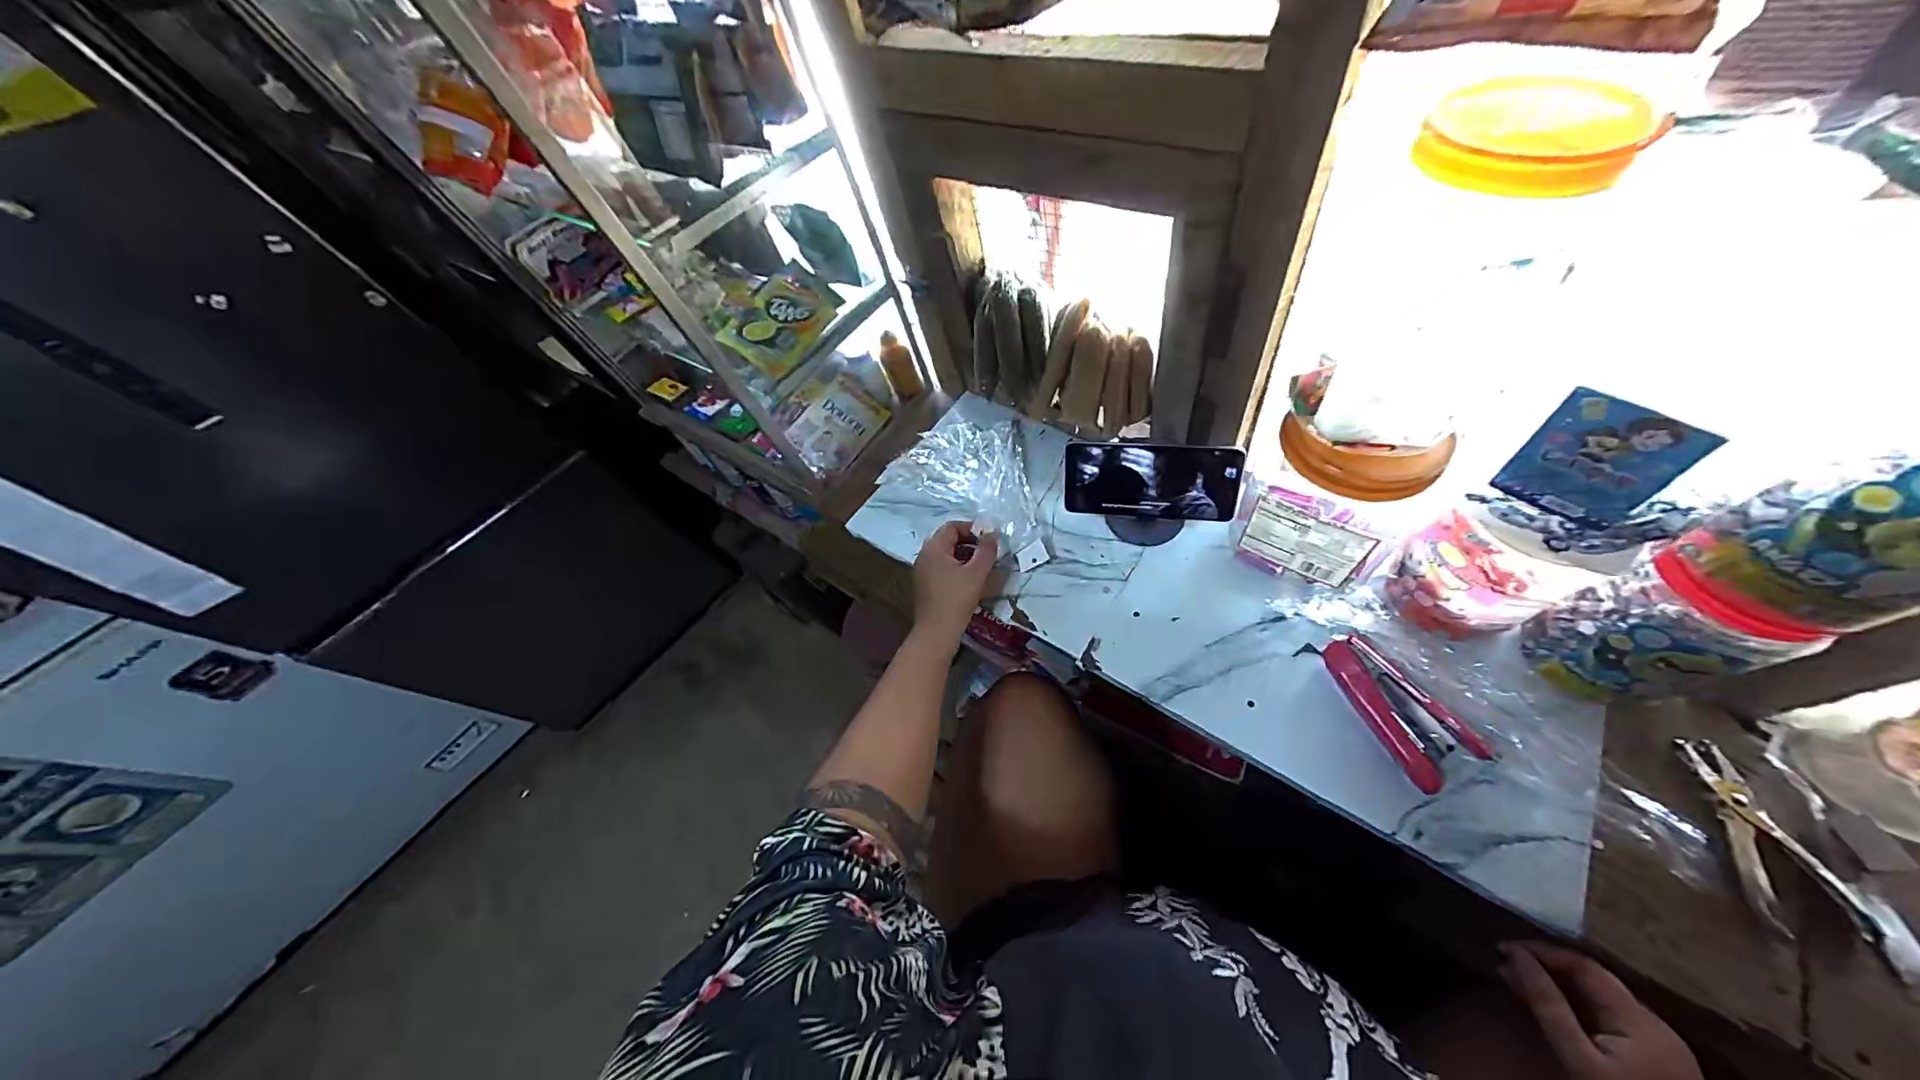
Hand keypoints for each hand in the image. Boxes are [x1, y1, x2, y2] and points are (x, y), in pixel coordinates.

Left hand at [913, 522, 996, 641]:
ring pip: (947, 555)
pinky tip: (973, 580)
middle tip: (989, 551)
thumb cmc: (956, 599)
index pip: (952, 526)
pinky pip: (944, 569)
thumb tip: (992, 533)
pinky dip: (959, 568)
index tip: (990, 538)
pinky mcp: (927, 586)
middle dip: (970, 542)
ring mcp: (923, 572)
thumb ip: (986, 550)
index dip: (972, 528)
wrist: (936, 632)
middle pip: (948, 540)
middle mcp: (925, 556)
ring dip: (966, 556)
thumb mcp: (976, 573)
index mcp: (933, 548)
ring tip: (984, 566)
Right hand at [1498, 941, 1701, 1079]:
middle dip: (1549, 968)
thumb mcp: (1579, 1061)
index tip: (1503, 949)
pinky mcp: (1664, 1062)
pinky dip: (1581, 1008)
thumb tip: (1516, 957)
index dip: (1542, 951)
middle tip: (1506, 967)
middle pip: (1596, 981)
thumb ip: (1549, 1006)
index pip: (1585, 966)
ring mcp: (1666, 1046)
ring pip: (1604, 999)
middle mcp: (1658, 1026)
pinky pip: (1614, 1020)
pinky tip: (1560, 1012)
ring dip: (1562, 987)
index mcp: (1642, 1022)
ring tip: (1523, 985)